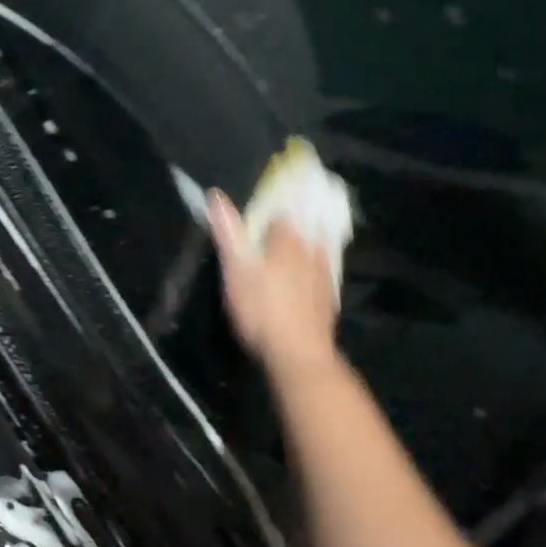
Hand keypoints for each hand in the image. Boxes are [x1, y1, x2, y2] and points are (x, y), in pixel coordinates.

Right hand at [207, 189, 340, 371]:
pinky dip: (318, 261)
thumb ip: (229, 233)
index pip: (282, 214)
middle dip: (297, 216)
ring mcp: (323, 274)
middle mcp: (311, 253)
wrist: (297, 351)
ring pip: (319, 246)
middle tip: (287, 209)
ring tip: (303, 230)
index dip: (271, 207)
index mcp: (286, 243)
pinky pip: (325, 268)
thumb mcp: (236, 270)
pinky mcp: (328, 296)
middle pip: (306, 227)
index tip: (263, 202)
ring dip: (312, 235)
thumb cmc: (260, 309)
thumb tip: (217, 195)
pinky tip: (313, 267)